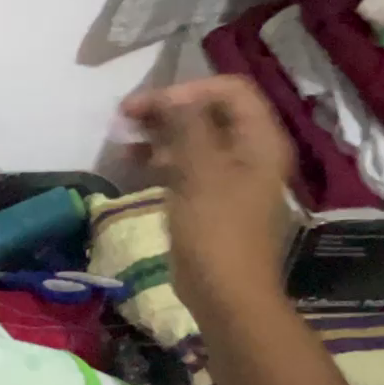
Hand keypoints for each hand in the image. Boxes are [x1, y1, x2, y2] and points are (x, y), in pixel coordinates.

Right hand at [121, 76, 294, 308]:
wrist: (225, 294)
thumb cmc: (215, 231)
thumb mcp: (199, 172)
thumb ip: (187, 126)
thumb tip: (172, 96)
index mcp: (259, 141)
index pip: (229, 91)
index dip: (188, 90)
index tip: (148, 106)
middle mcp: (250, 152)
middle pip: (209, 112)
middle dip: (168, 109)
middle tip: (126, 116)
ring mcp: (230, 177)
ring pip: (194, 138)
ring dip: (160, 133)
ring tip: (124, 139)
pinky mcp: (210, 199)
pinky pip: (187, 165)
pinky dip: (161, 158)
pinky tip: (133, 162)